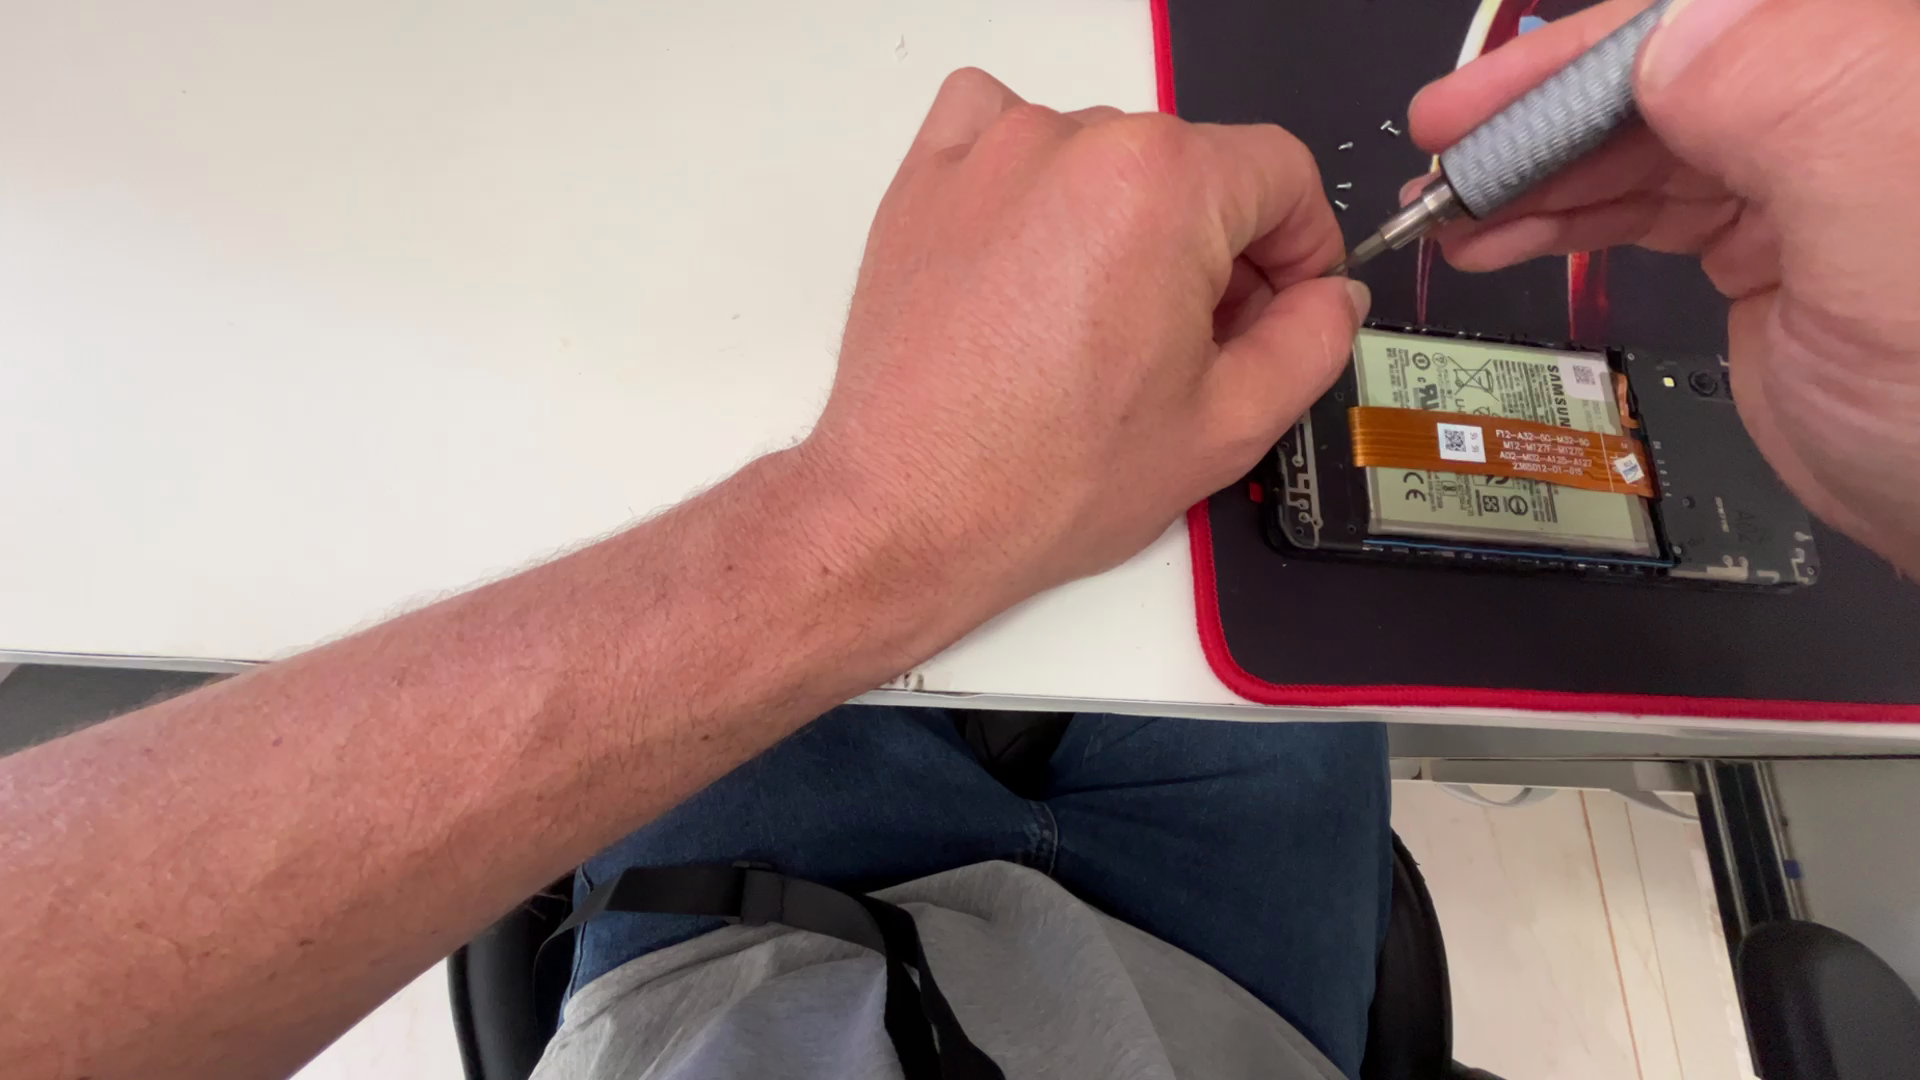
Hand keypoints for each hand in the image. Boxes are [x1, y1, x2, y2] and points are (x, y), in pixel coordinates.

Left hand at [800, 69, 1365, 626]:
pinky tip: (1036, 256)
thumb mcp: (1222, 430)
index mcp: (1162, 188)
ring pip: (1102, 159)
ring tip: (1098, 324)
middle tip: (1190, 342)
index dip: (1300, 245)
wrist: (909, 514)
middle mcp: (1071, 145)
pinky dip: (1033, 180)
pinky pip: (998, 134)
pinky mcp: (924, 186)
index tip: (1283, 298)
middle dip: (1213, 250)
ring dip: (1125, 224)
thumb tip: (1328, 298)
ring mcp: (984, 158)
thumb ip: (1311, 345)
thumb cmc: (1040, 485)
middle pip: (1190, 169)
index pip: (1279, 175)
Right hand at [1407, 0, 1919, 574]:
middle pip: (1672, 76)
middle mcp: (1865, 97)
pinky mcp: (1772, 234)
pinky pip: (1648, 203)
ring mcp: (1817, 167)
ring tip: (1447, 220)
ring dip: (1535, 180)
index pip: (1725, 17)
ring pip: (1645, 143)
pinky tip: (1501, 240)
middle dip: (1540, 123)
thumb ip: (1809, 107)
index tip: (1469, 108)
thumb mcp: (1905, 243)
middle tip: (1435, 171)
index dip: (1583, 55)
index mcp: (1904, 67)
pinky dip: (1564, 219)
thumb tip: (1674, 33)